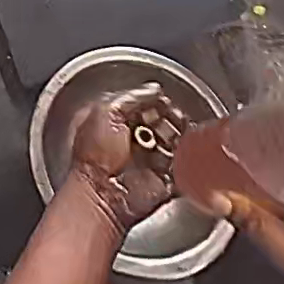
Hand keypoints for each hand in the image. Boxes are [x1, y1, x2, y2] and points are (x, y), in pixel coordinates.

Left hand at [69, 85, 184, 232]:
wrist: (102, 194)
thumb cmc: (95, 155)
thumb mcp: (106, 112)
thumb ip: (132, 97)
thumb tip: (155, 89)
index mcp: (118, 124)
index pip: (147, 106)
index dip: (157, 103)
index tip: (163, 104)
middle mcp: (136, 142)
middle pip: (166, 123)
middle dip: (172, 120)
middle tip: (172, 120)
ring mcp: (151, 162)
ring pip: (178, 143)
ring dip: (182, 138)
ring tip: (178, 137)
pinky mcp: (164, 182)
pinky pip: (185, 168)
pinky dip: (189, 160)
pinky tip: (186, 153)